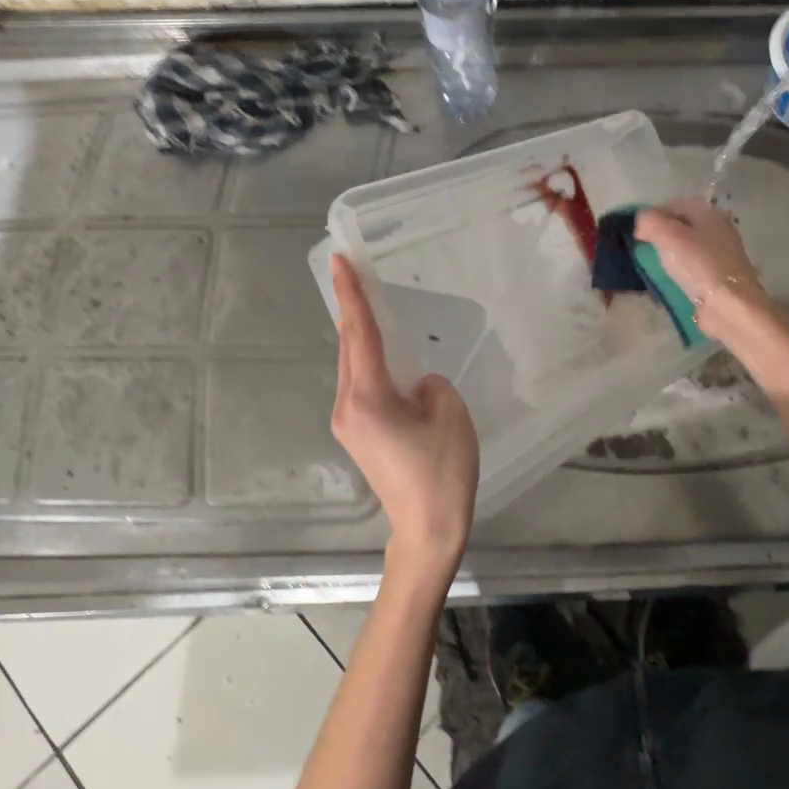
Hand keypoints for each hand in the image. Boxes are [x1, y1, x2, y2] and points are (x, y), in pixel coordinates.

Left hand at [331, 256, 479, 578]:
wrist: (428, 527)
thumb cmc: (443, 470)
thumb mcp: (449, 412)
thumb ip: (428, 383)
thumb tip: (413, 385)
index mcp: (368, 397)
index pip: (359, 334)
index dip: (351, 294)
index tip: (339, 261)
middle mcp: (347, 406)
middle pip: (349, 347)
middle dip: (352, 310)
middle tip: (353, 271)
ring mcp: (347, 423)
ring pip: (352, 367)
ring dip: (361, 337)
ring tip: (371, 305)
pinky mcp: (356, 435)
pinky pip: (360, 386)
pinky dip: (368, 362)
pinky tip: (383, 353)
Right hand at [634, 198, 774, 341]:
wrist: (729, 306)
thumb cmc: (698, 265)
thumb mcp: (668, 236)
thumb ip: (650, 221)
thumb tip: (642, 223)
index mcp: (709, 213)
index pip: (676, 204)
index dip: (654, 214)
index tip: (639, 233)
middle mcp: (718, 230)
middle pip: (682, 226)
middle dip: (661, 235)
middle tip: (644, 250)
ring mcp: (721, 255)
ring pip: (687, 248)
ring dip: (669, 255)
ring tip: (653, 267)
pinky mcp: (719, 278)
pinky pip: (693, 268)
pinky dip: (679, 272)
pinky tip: (669, 282)